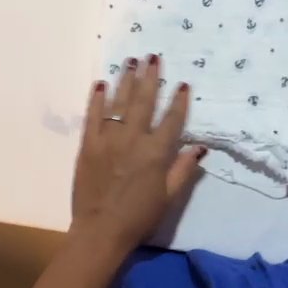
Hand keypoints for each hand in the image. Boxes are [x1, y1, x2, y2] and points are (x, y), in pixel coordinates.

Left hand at [72, 55, 204, 248]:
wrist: (101, 231)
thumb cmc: (140, 217)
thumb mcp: (169, 197)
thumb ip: (183, 170)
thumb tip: (199, 148)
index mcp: (156, 153)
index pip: (171, 120)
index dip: (178, 101)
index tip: (182, 84)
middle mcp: (134, 140)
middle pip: (144, 101)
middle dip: (150, 77)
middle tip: (152, 57)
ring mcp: (108, 140)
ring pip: (119, 103)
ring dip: (125, 80)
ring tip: (130, 61)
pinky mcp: (88, 145)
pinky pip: (92, 116)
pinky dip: (97, 99)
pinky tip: (101, 83)